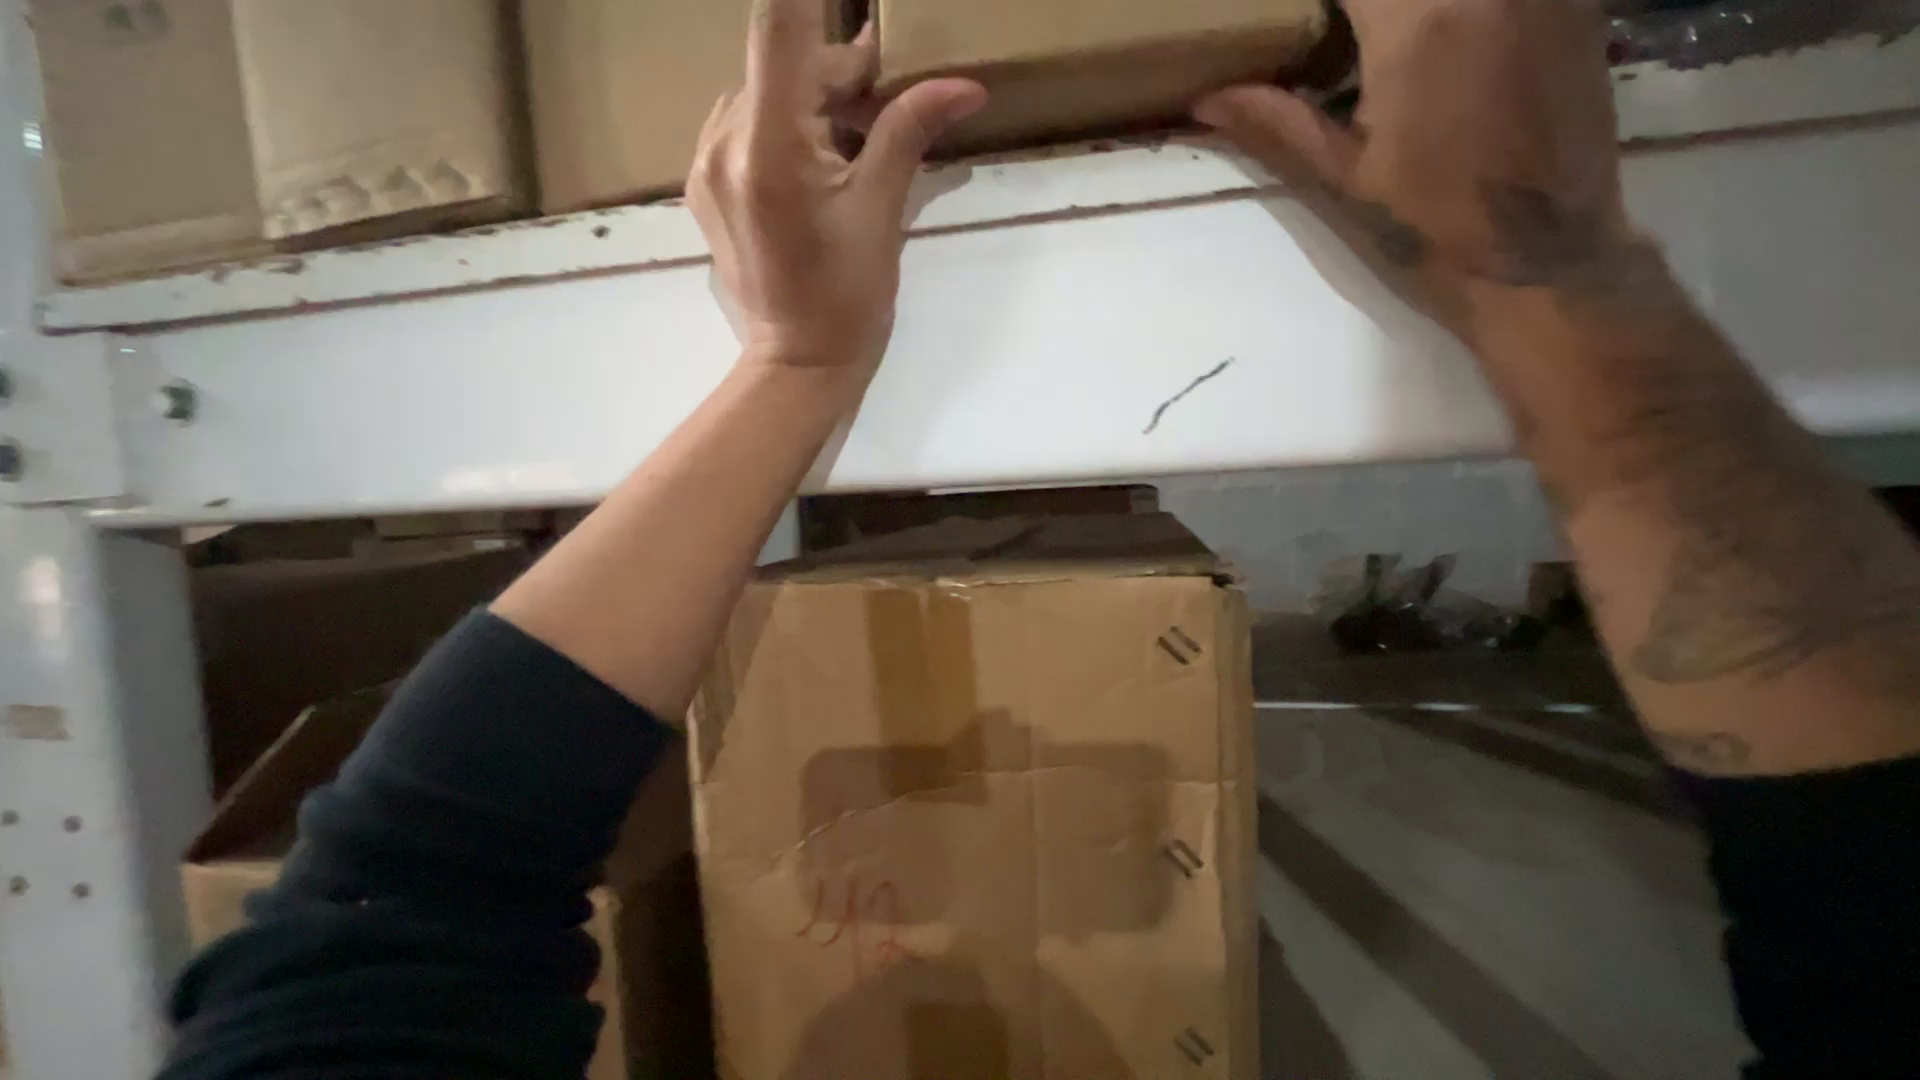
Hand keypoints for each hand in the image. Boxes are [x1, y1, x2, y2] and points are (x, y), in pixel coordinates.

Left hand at [688, 0, 986, 386]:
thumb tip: (964, 86)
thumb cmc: (848, 297)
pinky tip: (815, 161)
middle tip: (885, 95)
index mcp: (769, 149)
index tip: (850, 11)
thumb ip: (908, 133)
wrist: (798, 359)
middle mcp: (723, 142)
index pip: (779, 27)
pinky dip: (783, 124)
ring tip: (853, 136)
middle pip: (779, 64)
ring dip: (809, 97)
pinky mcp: (703, 182)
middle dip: (835, 71)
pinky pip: (743, 123)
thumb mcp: (882, 213)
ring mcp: (705, 163)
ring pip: (761, 92)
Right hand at [1194, 0, 1638, 336]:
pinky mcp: (1576, 2)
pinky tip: (1447, 46)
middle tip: (1341, 41)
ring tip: (1380, 47)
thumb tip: (1206, 100)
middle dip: (1368, 8)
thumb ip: (1277, 122)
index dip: (1322, 5)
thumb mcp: (1343, 178)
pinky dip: (1458, 11)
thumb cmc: (1430, 226)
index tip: (1305, 26)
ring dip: (1406, 10)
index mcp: (1415, 24)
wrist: (1541, 257)